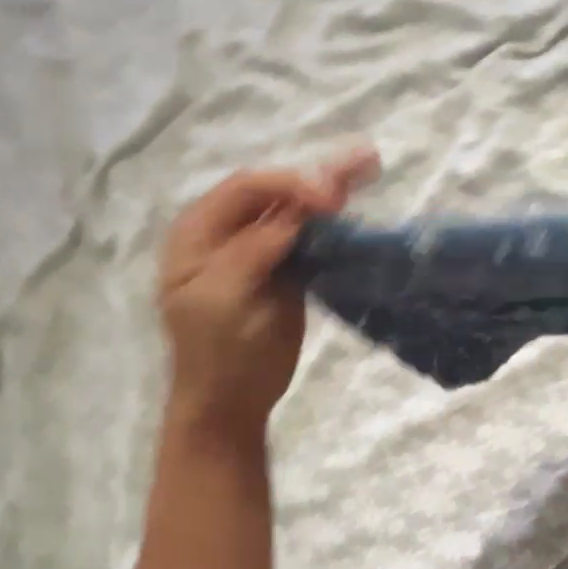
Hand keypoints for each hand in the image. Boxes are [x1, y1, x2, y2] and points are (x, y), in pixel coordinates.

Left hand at [156, 149, 379, 436]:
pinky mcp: (286, 279)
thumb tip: (295, 215)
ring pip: (296, 215)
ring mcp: (261, 256)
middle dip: (317, 177)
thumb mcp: (223, 297)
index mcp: (200, 232)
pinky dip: (334, 229)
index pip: (248, 190)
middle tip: (365, 163)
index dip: (289, 186)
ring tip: (367, 173)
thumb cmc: (217, 354)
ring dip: (331, 196)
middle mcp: (229, 234)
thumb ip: (252, 250)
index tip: (332, 200)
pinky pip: (310, 244)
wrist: (230, 405)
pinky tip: (356, 217)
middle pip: (276, 193)